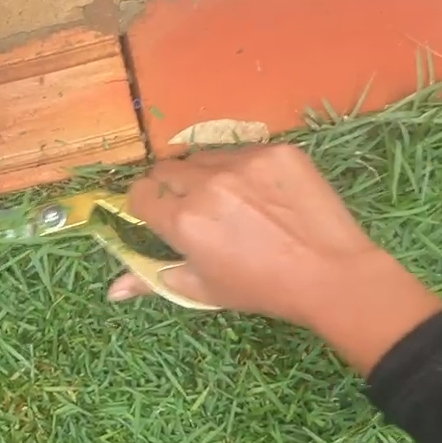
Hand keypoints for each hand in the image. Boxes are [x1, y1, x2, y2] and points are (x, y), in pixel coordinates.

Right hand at [111, 146, 441, 374]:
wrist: (329, 273)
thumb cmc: (258, 288)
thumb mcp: (201, 289)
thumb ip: (151, 281)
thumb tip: (112, 291)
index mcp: (182, 222)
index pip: (139, 194)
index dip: (143, 204)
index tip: (154, 214)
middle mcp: (206, 185)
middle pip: (166, 169)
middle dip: (168, 187)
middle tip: (190, 208)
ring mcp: (243, 163)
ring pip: (202, 156)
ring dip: (201, 174)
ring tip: (226, 199)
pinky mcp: (276, 151)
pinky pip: (240, 151)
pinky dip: (239, 168)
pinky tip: (258, 193)